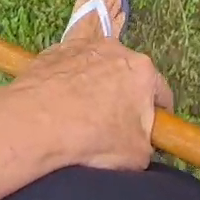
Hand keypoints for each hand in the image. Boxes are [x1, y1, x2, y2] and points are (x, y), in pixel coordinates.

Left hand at [0, 36, 173, 171]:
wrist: (38, 120)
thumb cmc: (95, 137)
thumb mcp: (138, 155)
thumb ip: (148, 141)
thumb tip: (140, 137)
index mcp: (143, 70)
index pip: (161, 94)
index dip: (158, 116)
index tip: (149, 133)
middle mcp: (115, 47)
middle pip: (129, 76)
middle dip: (125, 98)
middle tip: (115, 126)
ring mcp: (82, 44)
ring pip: (98, 68)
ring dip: (96, 86)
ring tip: (82, 115)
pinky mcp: (55, 49)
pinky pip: (71, 67)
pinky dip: (70, 81)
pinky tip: (61, 103)